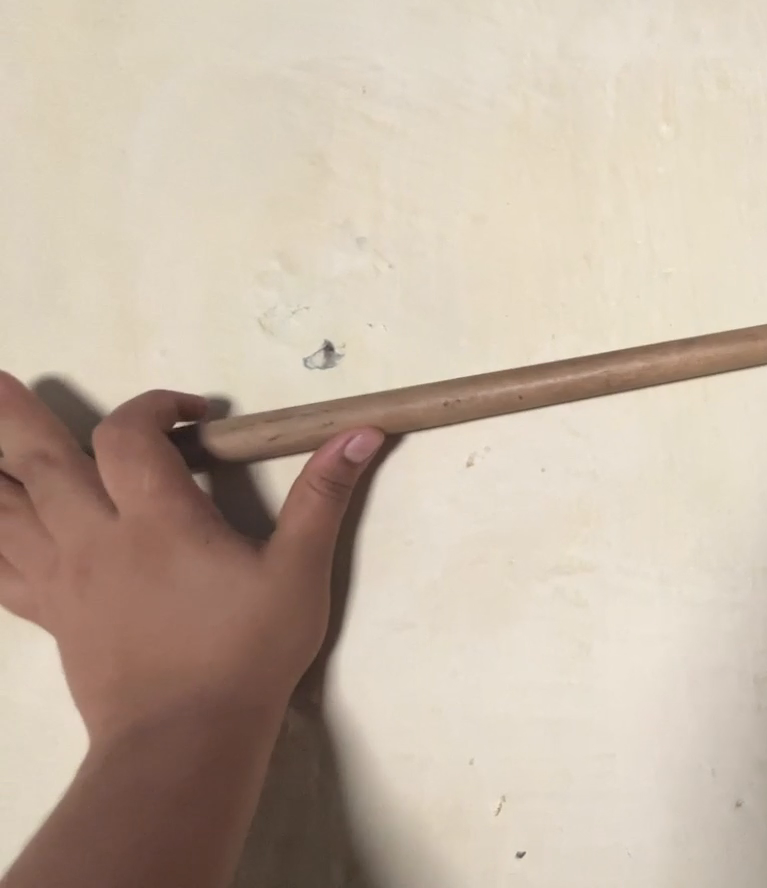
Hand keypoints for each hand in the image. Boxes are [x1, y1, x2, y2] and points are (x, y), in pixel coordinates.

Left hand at [0, 373, 383, 743]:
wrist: (186, 728)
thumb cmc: (250, 643)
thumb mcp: (301, 565)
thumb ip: (324, 495)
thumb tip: (361, 434)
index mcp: (160, 521)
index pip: (133, 440)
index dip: (155, 408)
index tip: (197, 411)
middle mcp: (95, 538)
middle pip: (38, 464)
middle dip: (14, 416)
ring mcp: (60, 577)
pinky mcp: (47, 610)